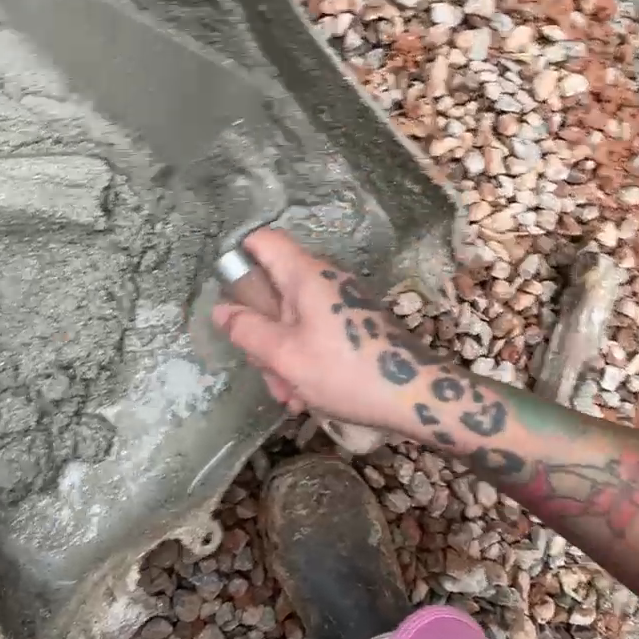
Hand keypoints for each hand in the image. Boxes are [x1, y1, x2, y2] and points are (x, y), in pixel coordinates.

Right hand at [212, 229, 444, 434]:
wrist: (417, 397)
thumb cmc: (346, 372)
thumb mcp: (285, 356)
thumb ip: (247, 330)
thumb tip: (220, 309)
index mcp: (306, 275)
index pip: (263, 240)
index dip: (239, 258)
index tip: (229, 297)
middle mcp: (325, 279)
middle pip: (274, 289)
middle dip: (261, 331)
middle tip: (266, 368)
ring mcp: (342, 302)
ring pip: (293, 319)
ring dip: (282, 355)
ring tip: (290, 394)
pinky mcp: (354, 324)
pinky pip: (315, 332)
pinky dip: (305, 360)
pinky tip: (308, 395)